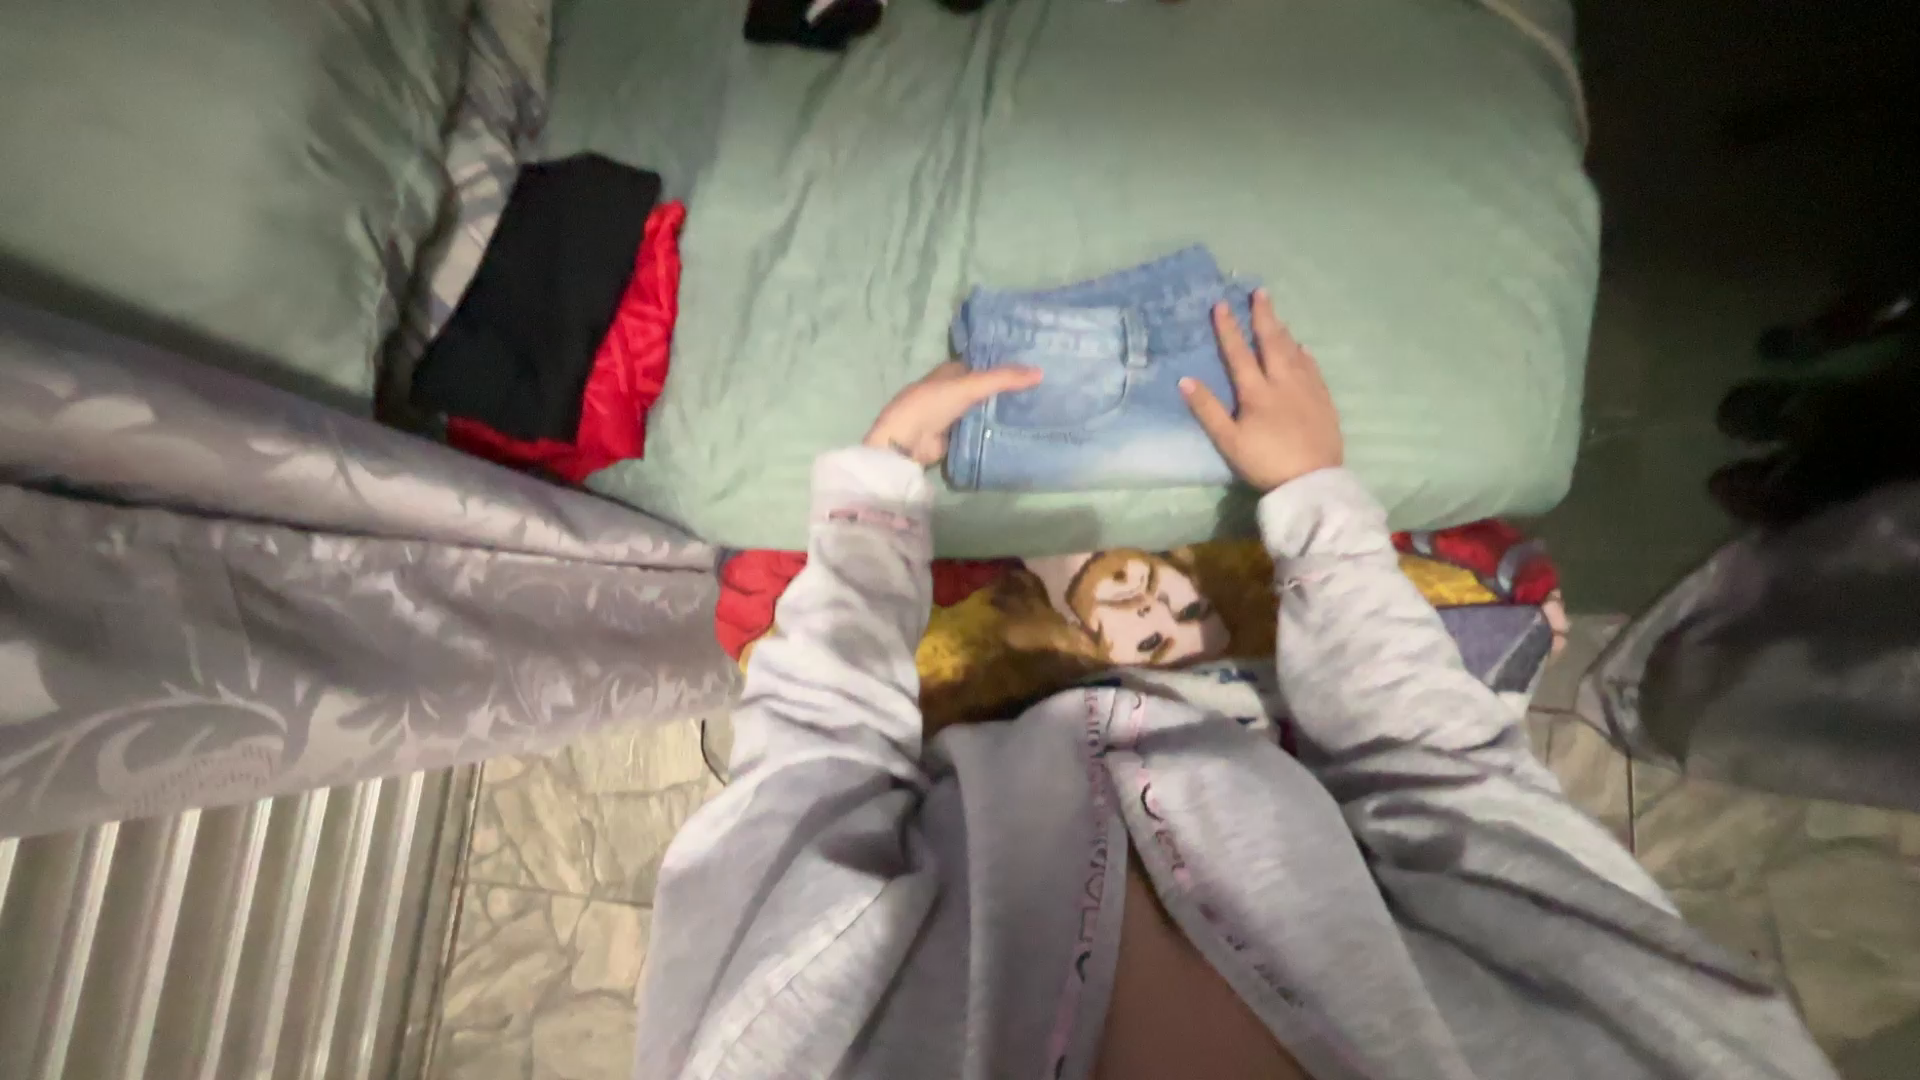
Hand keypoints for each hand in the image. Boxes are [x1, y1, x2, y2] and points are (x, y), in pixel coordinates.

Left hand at [865, 361, 1043, 465]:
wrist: (908, 441)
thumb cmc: (933, 403)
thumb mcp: (970, 385)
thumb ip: (1003, 379)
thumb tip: (1040, 372)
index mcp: (952, 372)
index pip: (983, 364)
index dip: (1005, 365)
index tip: (1032, 366)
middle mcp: (953, 391)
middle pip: (986, 389)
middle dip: (1007, 389)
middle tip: (1042, 389)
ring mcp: (954, 415)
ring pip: (984, 410)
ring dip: (1003, 411)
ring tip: (1037, 409)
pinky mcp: (956, 437)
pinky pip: (981, 431)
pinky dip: (995, 430)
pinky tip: (1019, 430)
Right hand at [1180, 290, 1342, 491]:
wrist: (1311, 480)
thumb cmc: (1265, 462)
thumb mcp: (1228, 440)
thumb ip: (1207, 410)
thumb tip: (1185, 380)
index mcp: (1256, 392)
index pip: (1239, 353)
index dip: (1228, 329)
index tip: (1221, 304)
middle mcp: (1283, 382)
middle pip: (1272, 342)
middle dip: (1263, 317)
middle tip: (1259, 292)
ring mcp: (1307, 389)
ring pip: (1293, 351)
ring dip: (1282, 330)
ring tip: (1276, 315)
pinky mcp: (1323, 400)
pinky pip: (1312, 367)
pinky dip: (1304, 353)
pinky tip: (1302, 347)